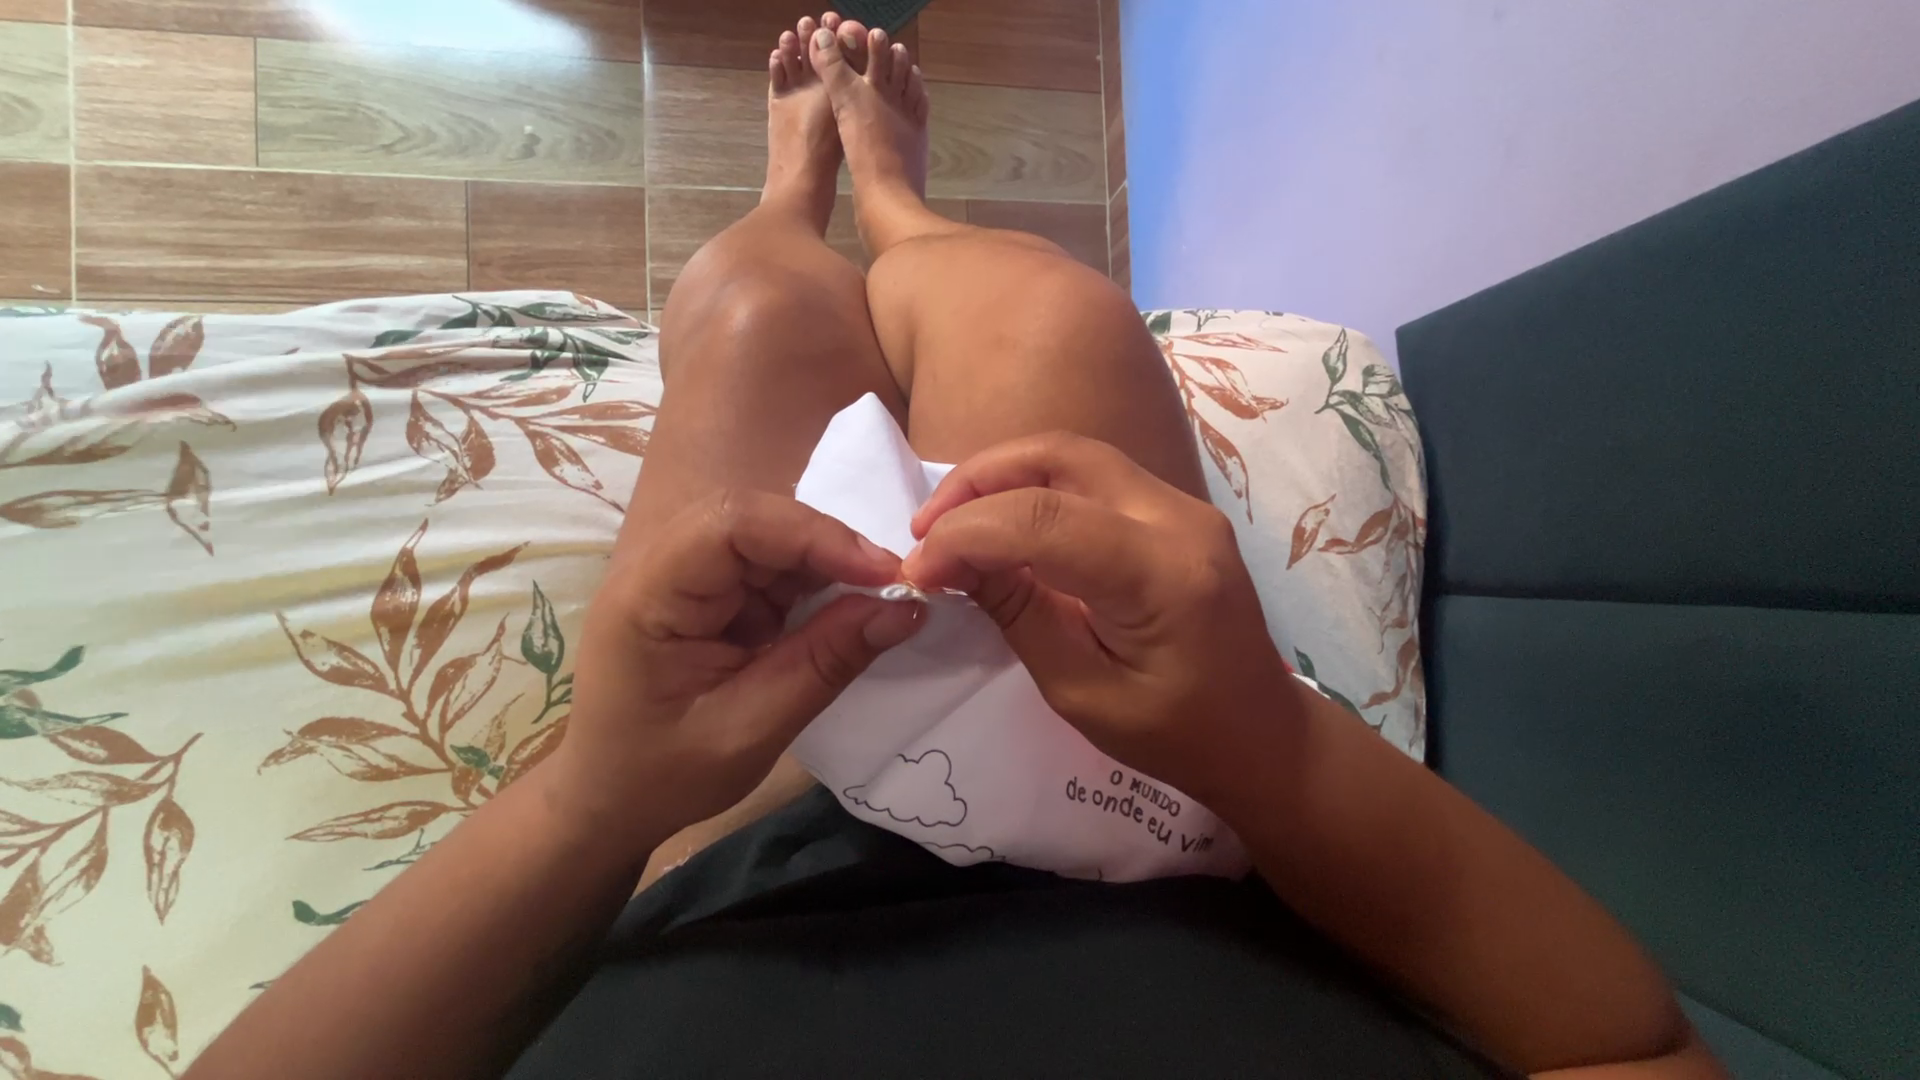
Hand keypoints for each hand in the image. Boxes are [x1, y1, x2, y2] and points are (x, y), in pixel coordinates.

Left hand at [551, 490, 923, 854]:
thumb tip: (907, 609)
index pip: (732, 523)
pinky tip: (844, 612)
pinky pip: (772, 569)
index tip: (882, 572)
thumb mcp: (751, 729)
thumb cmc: (664, 775)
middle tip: (894, 586)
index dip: (813, 534)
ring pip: (771, 540)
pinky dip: (815, 586)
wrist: (610, 800)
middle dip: (829, 547)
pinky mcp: (711, 593)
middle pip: (756, 521)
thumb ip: (826, 663)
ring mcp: (687, 576)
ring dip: (828, 567)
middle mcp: (663, 566)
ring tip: (878, 601)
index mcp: (649, 595)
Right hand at [901, 433, 1292, 799]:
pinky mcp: (1175, 509)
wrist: (1261, 733)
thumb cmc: (1175, 735)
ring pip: (1073, 454)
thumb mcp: (1080, 691)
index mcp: (1162, 576)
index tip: (920, 570)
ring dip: (1002, 476)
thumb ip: (1017, 614)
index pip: (1043, 520)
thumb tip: (952, 562)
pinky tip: (1003, 521)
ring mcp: (1183, 505)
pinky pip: (1092, 475)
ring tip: (954, 521)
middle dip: (977, 480)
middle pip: (1059, 455)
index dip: (966, 535)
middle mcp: (1179, 518)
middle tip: (928, 526)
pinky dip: (1034, 487)